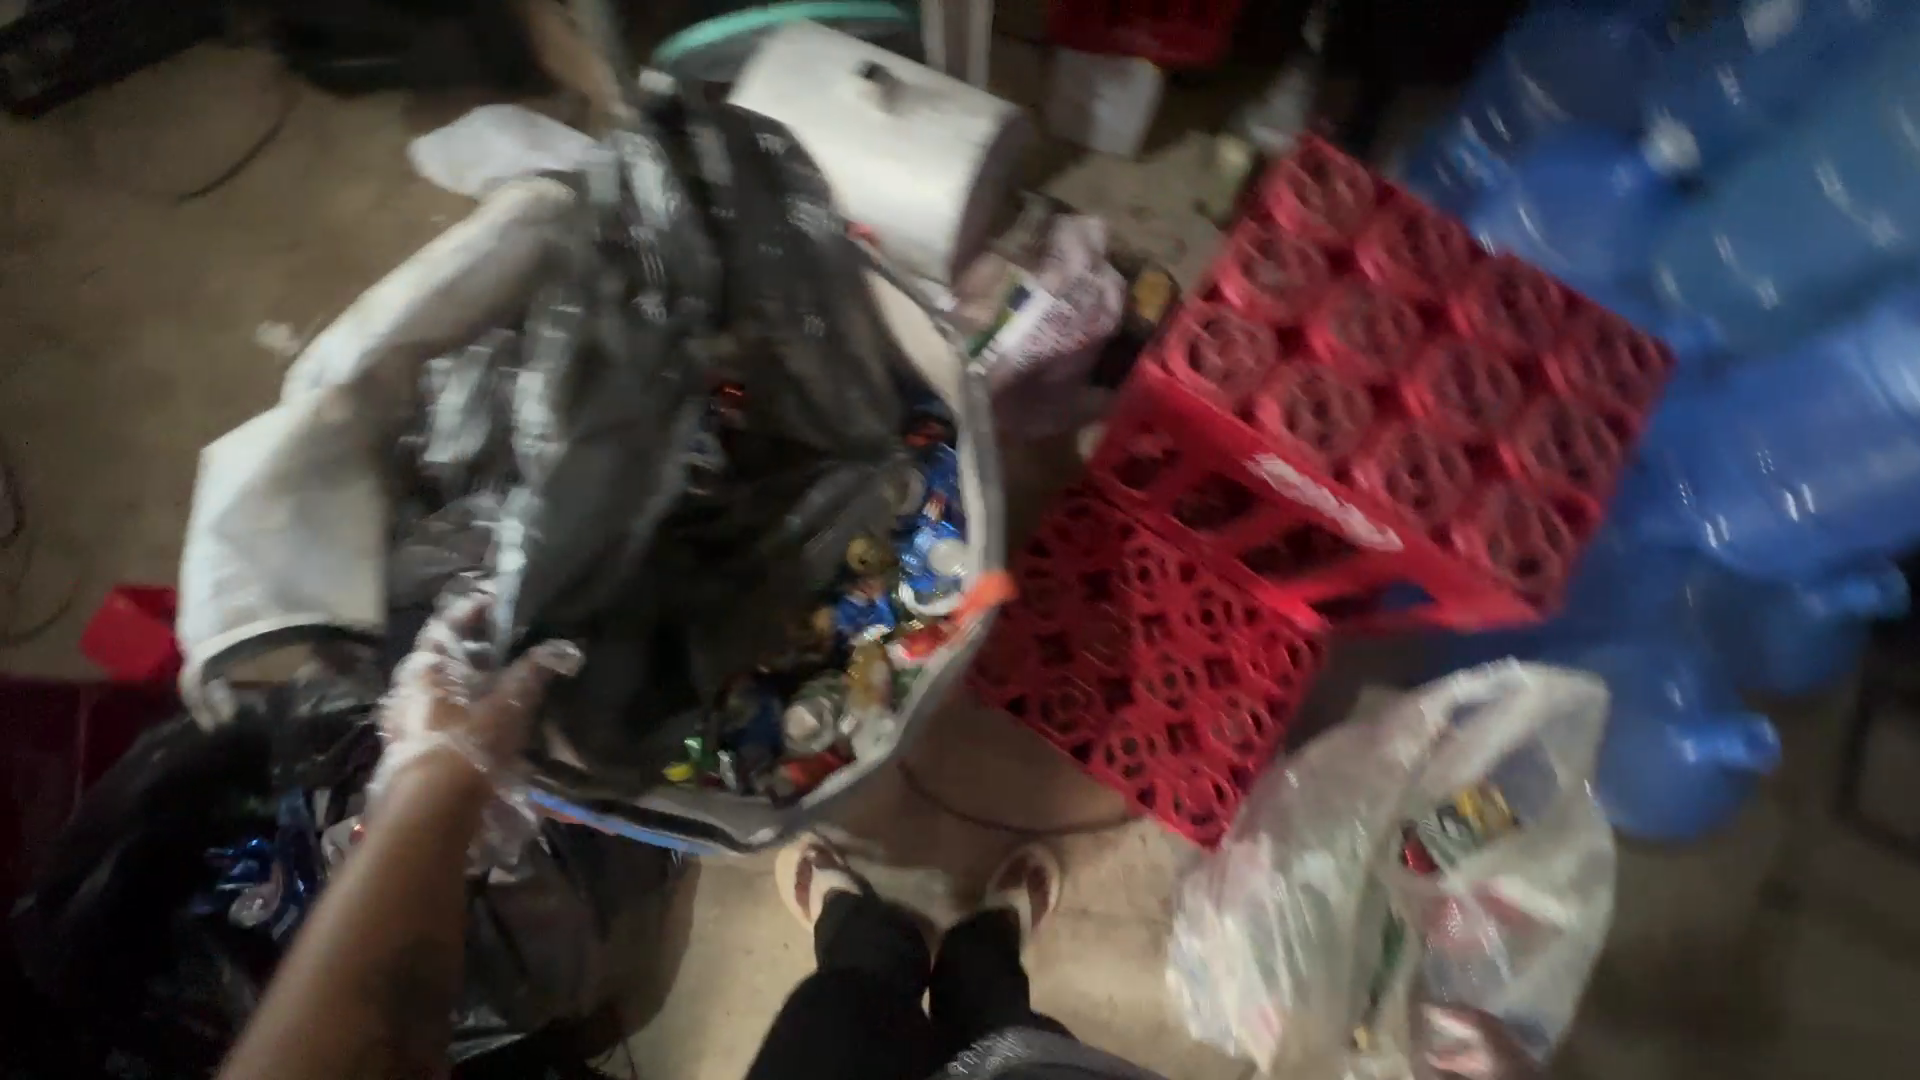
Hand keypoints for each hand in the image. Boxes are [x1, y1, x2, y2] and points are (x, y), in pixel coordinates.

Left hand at [380, 590, 580, 781]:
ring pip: (441, 683)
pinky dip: (465, 701)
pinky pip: (442, 709)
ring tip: (506, 673)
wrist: (431, 811)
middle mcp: (407, 687)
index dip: (474, 608)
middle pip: (442, 654)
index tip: (501, 600)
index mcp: (424, 667)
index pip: (447, 622)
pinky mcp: (412, 745)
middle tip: (511, 637)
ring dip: (469, 675)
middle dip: (475, 645)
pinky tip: (489, 709)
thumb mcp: (510, 704)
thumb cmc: (467, 745)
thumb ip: (534, 672)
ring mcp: (404, 718)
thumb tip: (565, 647)